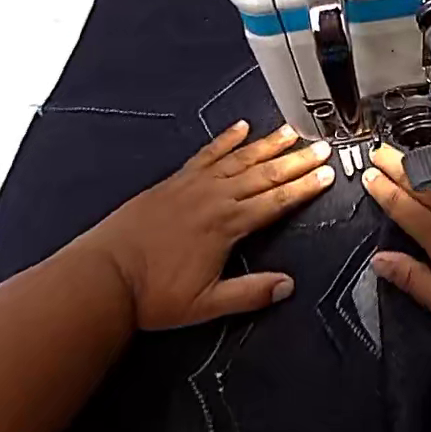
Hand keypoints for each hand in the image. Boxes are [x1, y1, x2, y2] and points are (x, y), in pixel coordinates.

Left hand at [69, 121, 334, 329]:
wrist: (102, 277)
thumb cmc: (154, 294)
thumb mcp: (204, 304)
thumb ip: (248, 293)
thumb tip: (287, 285)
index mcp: (229, 223)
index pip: (277, 200)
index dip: (305, 187)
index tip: (328, 174)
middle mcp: (217, 196)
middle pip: (266, 173)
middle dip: (298, 160)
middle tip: (323, 147)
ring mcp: (196, 184)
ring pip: (242, 158)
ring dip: (270, 144)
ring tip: (293, 130)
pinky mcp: (176, 180)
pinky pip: (208, 153)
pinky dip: (226, 139)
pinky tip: (241, 127)